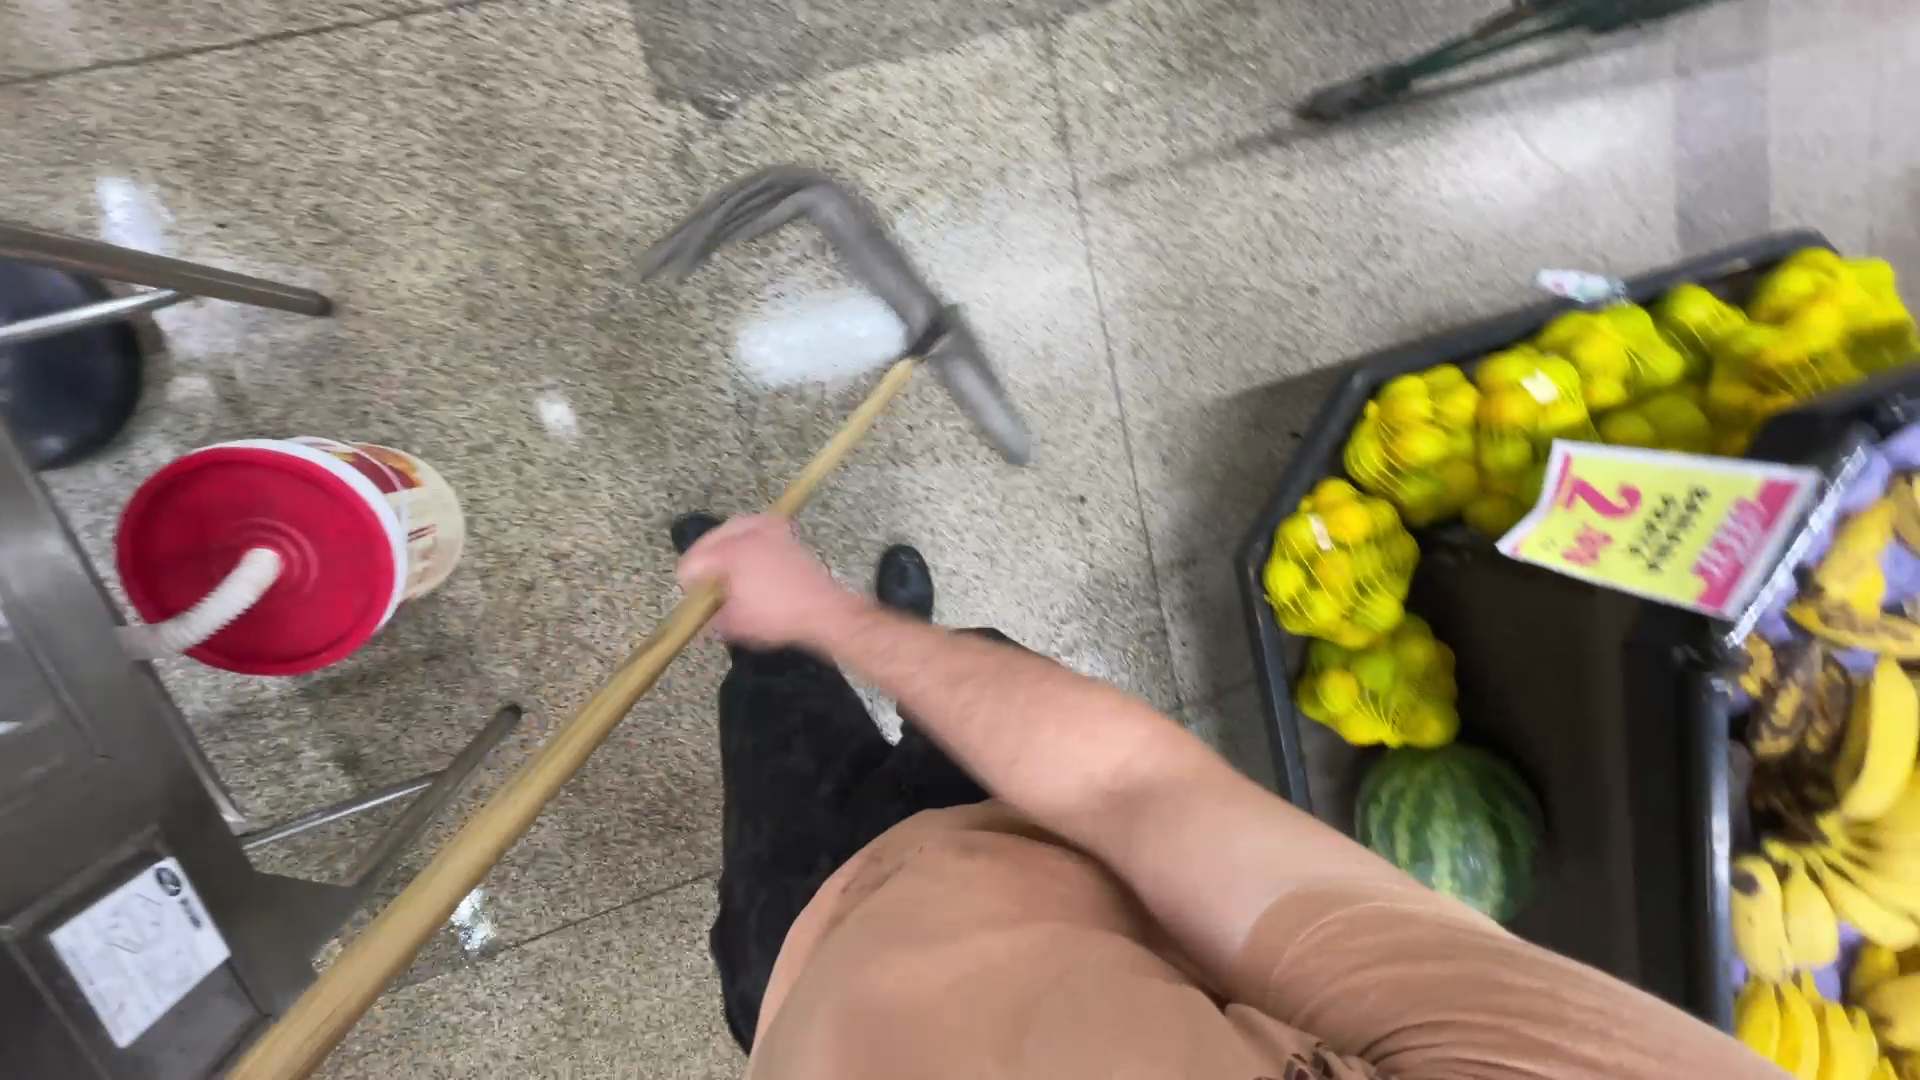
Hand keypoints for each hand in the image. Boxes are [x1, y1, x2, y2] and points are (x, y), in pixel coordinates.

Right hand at [677, 515, 866, 648]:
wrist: (823, 610)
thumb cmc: (778, 617)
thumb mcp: (734, 624)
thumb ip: (710, 617)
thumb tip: (703, 615)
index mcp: (729, 552)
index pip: (693, 561)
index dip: (687, 581)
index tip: (692, 596)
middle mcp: (748, 533)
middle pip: (711, 540)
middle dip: (704, 559)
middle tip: (706, 581)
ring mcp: (771, 529)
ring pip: (734, 528)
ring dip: (724, 545)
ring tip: (724, 567)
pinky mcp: (787, 534)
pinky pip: (758, 527)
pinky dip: (748, 537)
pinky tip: (749, 554)